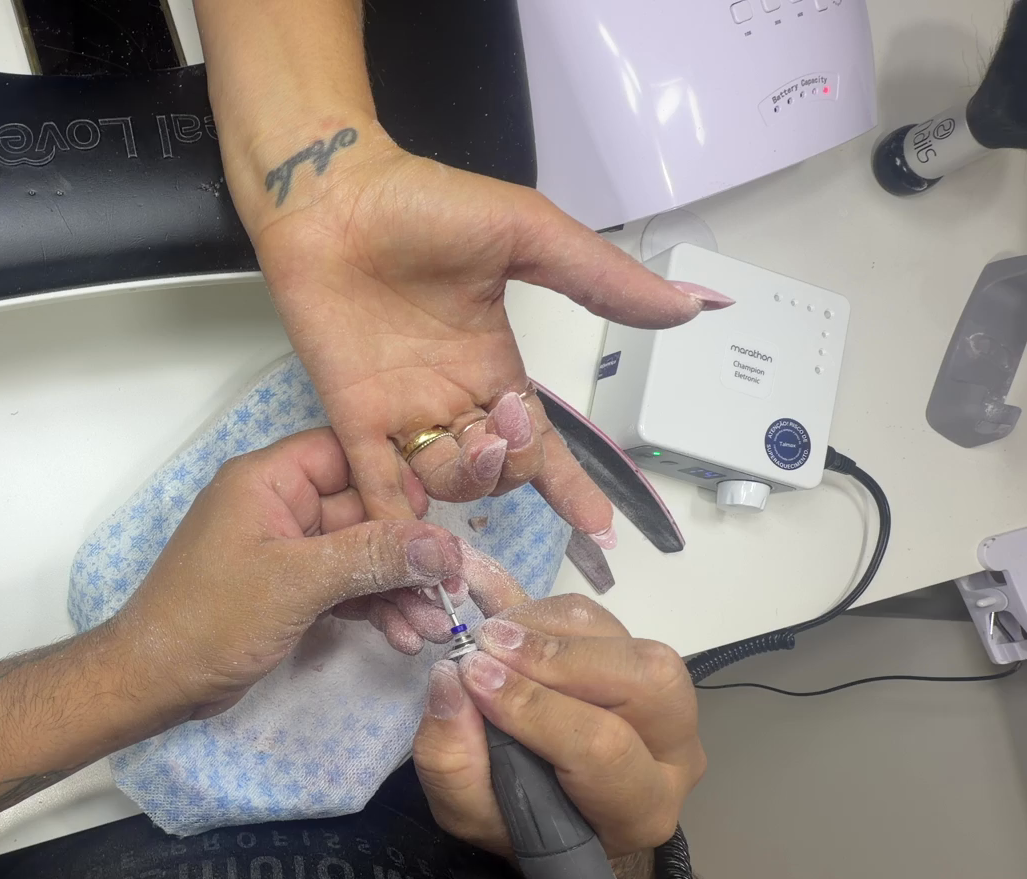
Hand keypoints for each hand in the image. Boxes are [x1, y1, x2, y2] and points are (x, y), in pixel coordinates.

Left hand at [111, 427, 464, 720]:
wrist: (158, 682)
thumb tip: (445, 545)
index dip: (393, 481)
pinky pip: (342, 587)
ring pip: (357, 556)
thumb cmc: (211, 618)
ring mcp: (284, 552)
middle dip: (406, 553)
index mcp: (266, 481)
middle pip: (360, 512)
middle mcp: (278, 508)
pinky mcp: (289, 590)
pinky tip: (403, 635)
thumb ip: (371, 556)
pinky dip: (372, 608)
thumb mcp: (296, 581)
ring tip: (432, 626)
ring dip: (395, 588)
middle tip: (451, 587)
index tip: (439, 517)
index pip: (343, 455)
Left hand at [249, 136, 730, 528]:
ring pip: (442, 479)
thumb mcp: (527, 236)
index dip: (567, 482)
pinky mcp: (350, 414)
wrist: (334, 200)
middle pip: (492, 469)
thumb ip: (599, 281)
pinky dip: (393, 511)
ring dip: (465, 479)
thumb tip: (692, 306)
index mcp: (492, 364)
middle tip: (504, 427)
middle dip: (510, 467)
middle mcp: (448, 398)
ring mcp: (398, 412)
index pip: (537, 439)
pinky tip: (413, 529)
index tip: (599, 525)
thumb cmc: (425, 206)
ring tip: (472, 443)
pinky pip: (373, 479)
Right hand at [408, 583, 704, 857]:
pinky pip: (607, 622)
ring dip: (552, 627)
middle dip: (557, 655)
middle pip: (648, 681)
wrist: (551, 812)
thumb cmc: (513, 821)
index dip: (533, 704)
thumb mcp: (465, 810)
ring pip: (631, 643)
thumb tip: (450, 679)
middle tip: (487, 644)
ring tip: (492, 635)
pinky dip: (551, 613)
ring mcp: (668, 706)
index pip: (602, 746)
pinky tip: (508, 627)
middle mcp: (671, 754)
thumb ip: (450, 757)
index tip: (471, 675)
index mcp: (634, 808)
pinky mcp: (639, 665)